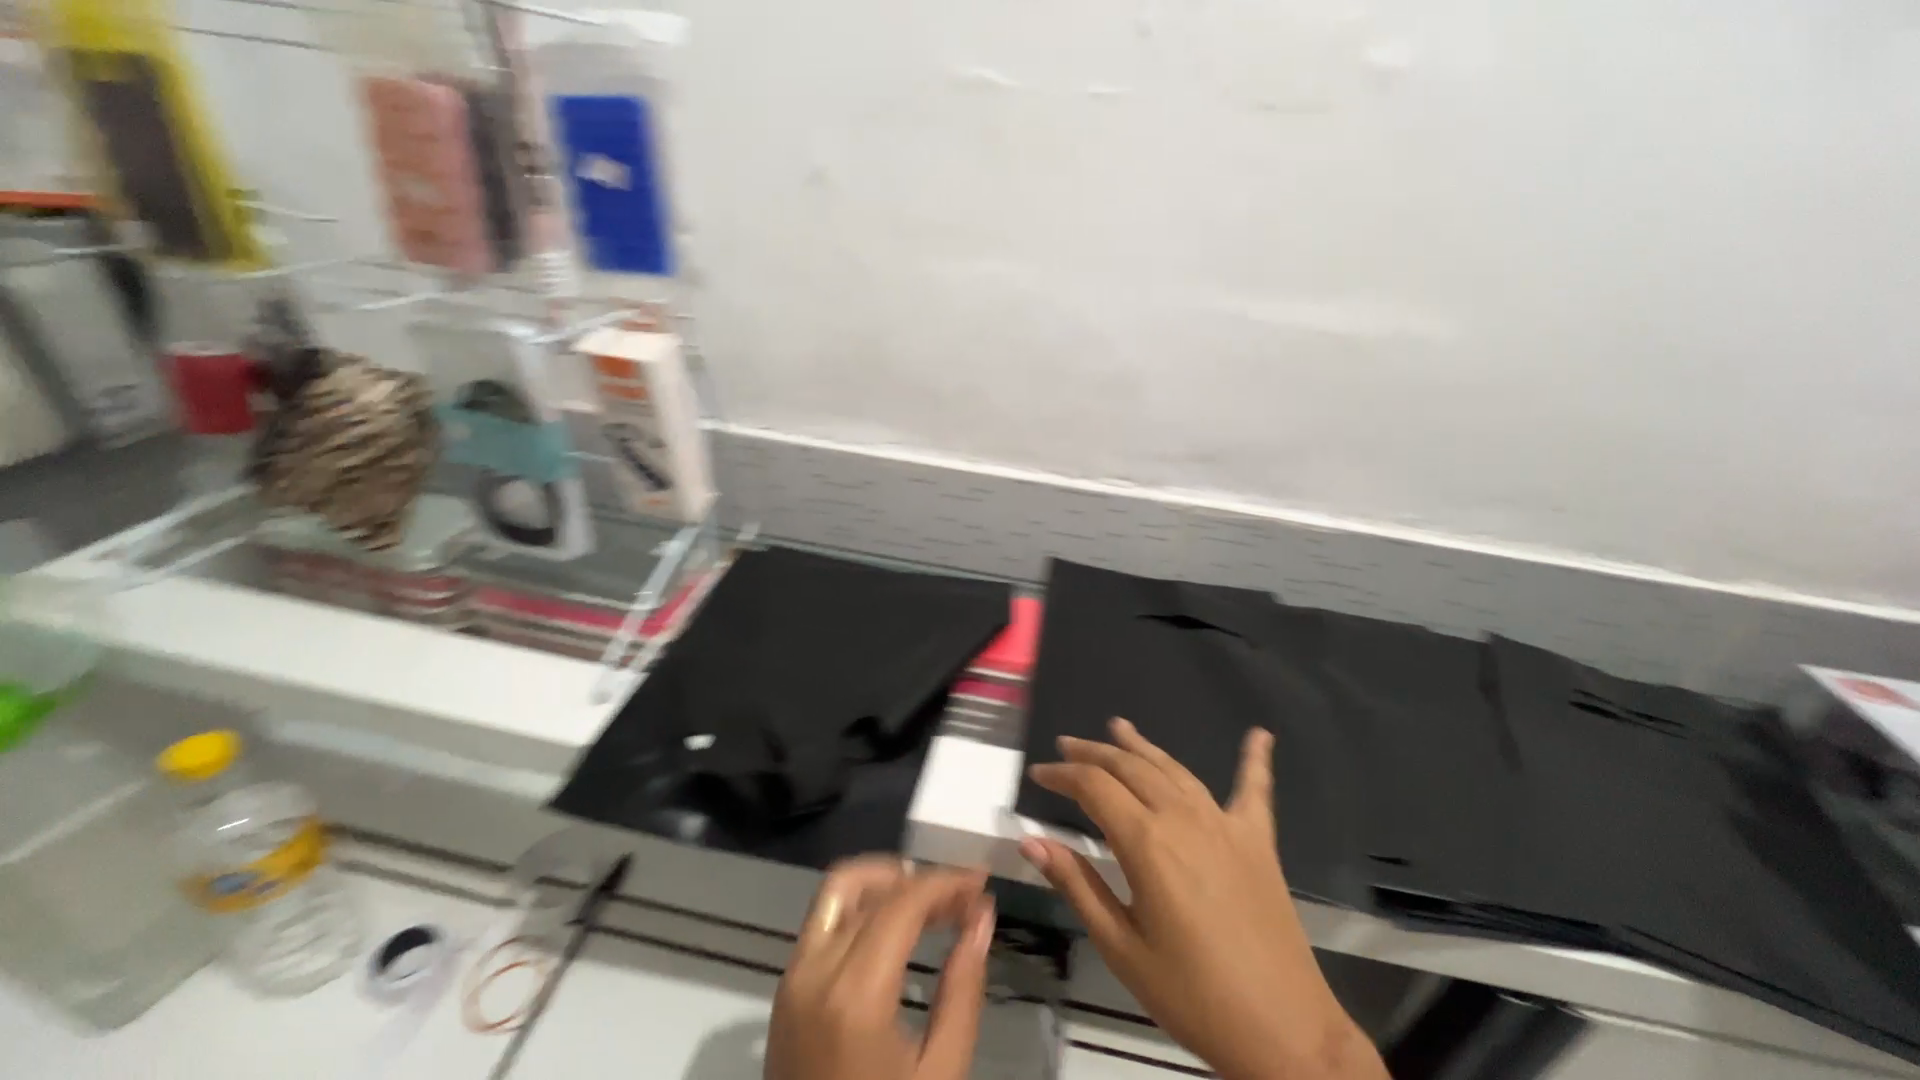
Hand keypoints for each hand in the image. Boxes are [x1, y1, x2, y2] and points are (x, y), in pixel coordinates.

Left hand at [766, 856, 996, 1079]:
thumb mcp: (941, 1071)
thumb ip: (964, 988)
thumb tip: (981, 919)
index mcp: (854, 993)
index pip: (902, 903)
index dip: (945, 882)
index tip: (982, 883)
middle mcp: (813, 971)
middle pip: (864, 887)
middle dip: (918, 878)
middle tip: (961, 895)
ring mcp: (792, 979)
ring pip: (833, 894)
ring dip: (882, 883)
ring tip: (930, 901)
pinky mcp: (784, 991)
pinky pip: (821, 924)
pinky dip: (860, 908)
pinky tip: (896, 928)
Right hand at [1022, 718, 1385, 1079]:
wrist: (1282, 1027)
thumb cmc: (1190, 994)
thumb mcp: (1120, 946)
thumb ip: (1078, 884)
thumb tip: (1031, 841)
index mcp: (1146, 843)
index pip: (1094, 788)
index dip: (1062, 775)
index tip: (1038, 774)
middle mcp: (1184, 819)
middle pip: (1132, 768)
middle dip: (1094, 754)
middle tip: (1067, 746)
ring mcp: (1226, 826)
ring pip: (1176, 770)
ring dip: (1144, 747)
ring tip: (1119, 727)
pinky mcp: (1258, 842)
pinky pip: (1254, 791)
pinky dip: (1254, 761)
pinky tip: (1259, 736)